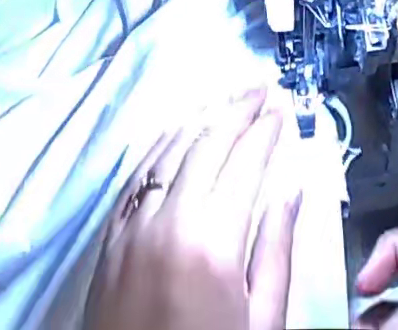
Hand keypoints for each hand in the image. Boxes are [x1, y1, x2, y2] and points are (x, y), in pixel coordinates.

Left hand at [88, 86, 301, 329]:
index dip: (267, 130)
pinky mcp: (106, 248)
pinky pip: (135, 180)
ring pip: (169, 153)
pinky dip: (160, 149)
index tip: (282, 111)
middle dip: (239, 110)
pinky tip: (176, 137)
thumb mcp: (261, 320)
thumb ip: (276, 249)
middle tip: (261, 90)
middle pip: (208, 143)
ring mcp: (131, 233)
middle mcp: (170, 224)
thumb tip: (291, 192)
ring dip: (202, 121)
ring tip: (225, 104)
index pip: (247, 160)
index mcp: (216, 241)